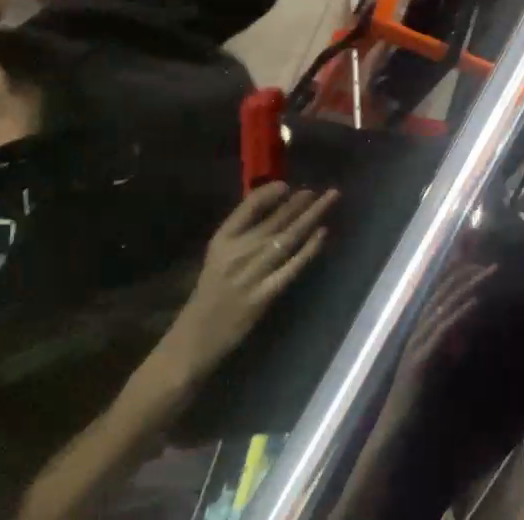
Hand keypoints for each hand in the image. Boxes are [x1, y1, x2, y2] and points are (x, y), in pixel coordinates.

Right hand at [163, 183, 338, 375]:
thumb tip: (277, 206)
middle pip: (275, 221)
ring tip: (329, 199)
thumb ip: (243, 233)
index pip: (246, 209)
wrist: (194, 337)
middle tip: (320, 190)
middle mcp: (237, 253)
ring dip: (311, 216)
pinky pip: (292, 266)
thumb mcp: (220, 256)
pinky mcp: (265, 293)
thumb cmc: (211, 293)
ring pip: (288, 238)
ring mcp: (252, 274)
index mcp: (221, 242)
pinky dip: (309, 249)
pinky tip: (323, 233)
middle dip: (300, 203)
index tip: (286, 184)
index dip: (267, 194)